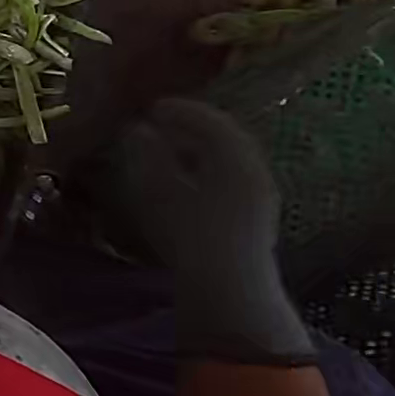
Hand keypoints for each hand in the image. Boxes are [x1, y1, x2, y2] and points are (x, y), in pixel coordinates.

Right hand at [93, 98, 314, 365]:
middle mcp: (253, 168)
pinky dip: (208, 167)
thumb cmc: (188, 233)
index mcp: (233, 156)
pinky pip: (232, 175)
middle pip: (223, 135)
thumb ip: (145, 155)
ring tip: (171, 149)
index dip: (179, 109)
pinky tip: (187, 179)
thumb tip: (135, 130)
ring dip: (200, 147)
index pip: (209, 119)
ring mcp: (259, 193)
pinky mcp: (256, 215)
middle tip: (161, 123)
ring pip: (229, 156)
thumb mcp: (156, 190)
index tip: (152, 106)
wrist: (227, 288)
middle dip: (192, 126)